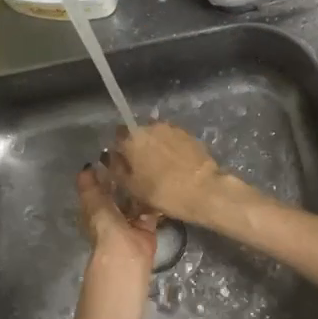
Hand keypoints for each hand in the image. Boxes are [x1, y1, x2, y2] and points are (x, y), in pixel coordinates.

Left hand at [77, 164, 157, 266]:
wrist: (125, 252)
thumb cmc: (104, 225)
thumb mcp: (92, 200)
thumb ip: (88, 184)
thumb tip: (86, 166)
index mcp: (95, 209)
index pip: (99, 187)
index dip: (104, 173)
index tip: (114, 153)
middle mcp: (112, 214)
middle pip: (118, 193)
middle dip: (124, 179)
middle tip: (135, 157)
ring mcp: (130, 221)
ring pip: (135, 200)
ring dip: (140, 187)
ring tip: (149, 165)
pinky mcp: (148, 225)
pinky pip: (151, 208)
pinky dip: (154, 199)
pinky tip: (159, 181)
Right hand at [106, 122, 261, 227]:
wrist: (204, 190)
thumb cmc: (163, 192)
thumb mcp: (132, 188)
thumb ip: (117, 169)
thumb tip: (113, 158)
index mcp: (131, 138)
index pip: (117, 136)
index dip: (119, 151)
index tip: (124, 165)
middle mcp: (149, 126)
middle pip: (137, 134)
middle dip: (138, 148)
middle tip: (142, 169)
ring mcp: (171, 128)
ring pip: (156, 136)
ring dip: (155, 147)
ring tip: (161, 168)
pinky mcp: (188, 134)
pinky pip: (172, 139)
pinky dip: (170, 149)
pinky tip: (176, 166)